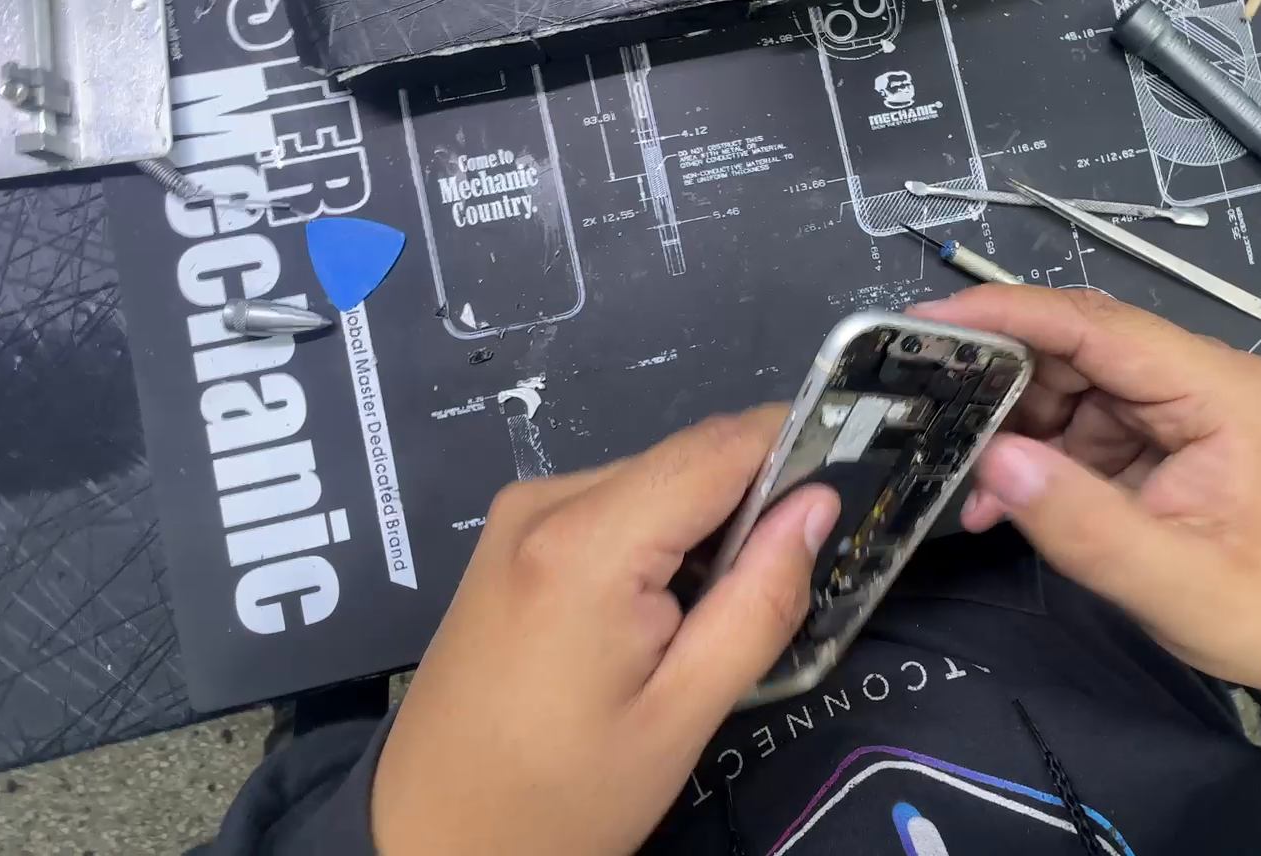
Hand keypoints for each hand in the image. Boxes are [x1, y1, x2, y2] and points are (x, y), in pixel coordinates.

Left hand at [371, 408, 837, 855]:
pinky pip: (616, 500)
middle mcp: (547, 499)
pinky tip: (651, 606)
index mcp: (587, 541)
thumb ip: (762, 598)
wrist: (424, 841)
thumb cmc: (561, 798)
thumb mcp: (684, 713)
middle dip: (745, 500)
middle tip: (769, 582)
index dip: (786, 444)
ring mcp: (522, 510)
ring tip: (701, 612)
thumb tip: (817, 504)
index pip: (717, 447)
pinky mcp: (513, 530)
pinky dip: (657, 533)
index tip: (836, 478)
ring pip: (655, 478)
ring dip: (700, 522)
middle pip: (686, 460)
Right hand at [910, 286, 1260, 700]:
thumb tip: (994, 458)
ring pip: (1059, 384)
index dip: (1008, 312)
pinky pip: (1068, 425)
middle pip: (1069, 348)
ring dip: (1008, 428)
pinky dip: (1029, 458)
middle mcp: (1189, 379)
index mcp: (1214, 391)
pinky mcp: (1147, 432)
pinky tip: (1001, 501)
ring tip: (969, 479)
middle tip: (927, 406)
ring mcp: (1165, 404)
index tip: (931, 315)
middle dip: (996, 377)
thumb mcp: (1176, 585)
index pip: (1096, 325)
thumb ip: (1083, 525)